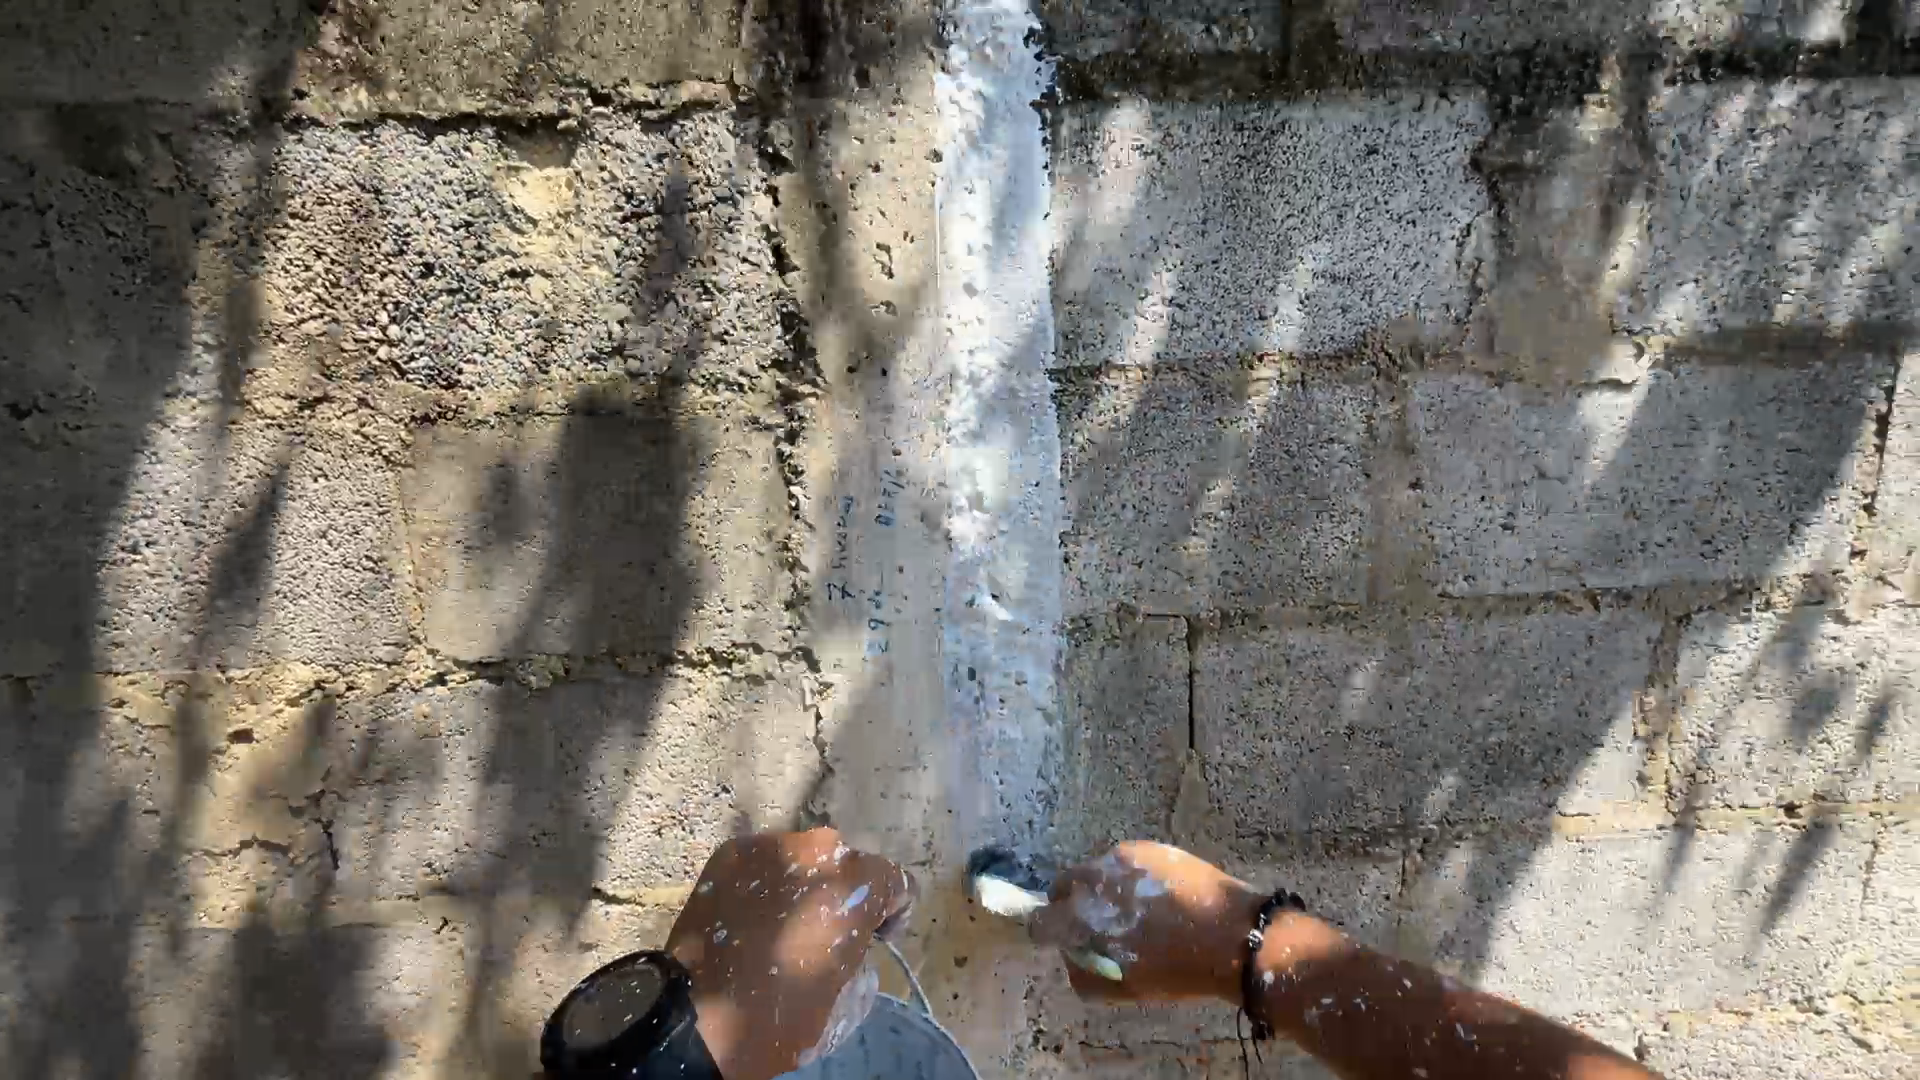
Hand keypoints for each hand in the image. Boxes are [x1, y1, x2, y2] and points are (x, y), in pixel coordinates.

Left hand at [664, 828, 914, 1079]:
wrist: (695, 1019)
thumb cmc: (779, 1018)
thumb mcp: (845, 1002)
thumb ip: (863, 957)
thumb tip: (855, 944)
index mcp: (858, 885)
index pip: (896, 880)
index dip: (892, 910)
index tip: (875, 937)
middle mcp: (823, 849)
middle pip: (848, 864)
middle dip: (843, 893)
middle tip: (822, 930)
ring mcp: (775, 843)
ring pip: (805, 857)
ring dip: (803, 883)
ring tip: (779, 919)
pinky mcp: (735, 849)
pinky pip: (765, 860)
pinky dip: (765, 881)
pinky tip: (749, 913)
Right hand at [1030, 841, 1264, 1002]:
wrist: (1231, 934)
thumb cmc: (1176, 969)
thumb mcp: (1126, 988)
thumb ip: (1085, 974)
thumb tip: (1070, 956)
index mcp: (1084, 917)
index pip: (1042, 920)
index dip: (1045, 929)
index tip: (1056, 935)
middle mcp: (1093, 879)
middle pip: (1063, 886)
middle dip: (1070, 902)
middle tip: (1095, 922)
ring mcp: (1118, 858)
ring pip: (1092, 871)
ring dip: (1099, 888)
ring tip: (1129, 909)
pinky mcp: (1143, 847)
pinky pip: (1120, 862)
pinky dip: (1125, 877)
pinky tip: (1150, 895)